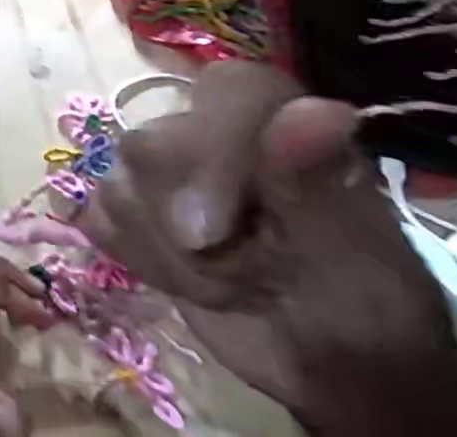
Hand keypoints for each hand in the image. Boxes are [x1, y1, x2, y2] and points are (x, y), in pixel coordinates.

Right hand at [80, 62, 456, 436]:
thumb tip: (319, 109)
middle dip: (190, 228)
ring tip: (230, 281)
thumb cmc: (359, 313)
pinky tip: (189, 278)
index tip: (213, 232)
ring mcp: (161, 162)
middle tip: (249, 275)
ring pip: (118, 184)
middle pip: (152, 144)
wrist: (322, 365)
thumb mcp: (357, 261)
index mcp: (277, 120)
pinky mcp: (129, 198)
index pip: (226, 90)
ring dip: (171, 255)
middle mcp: (211, 126)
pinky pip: (98, 214)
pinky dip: (143, 258)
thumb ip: (318, 184)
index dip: (212, 150)